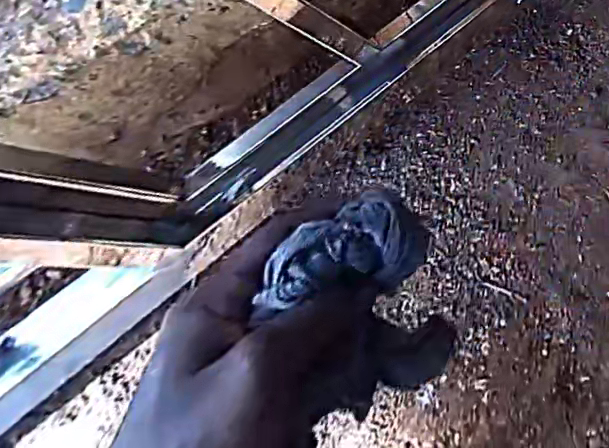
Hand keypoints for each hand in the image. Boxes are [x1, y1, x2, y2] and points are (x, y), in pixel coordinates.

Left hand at [114, 210, 373, 447]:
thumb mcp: (256, 371)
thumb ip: (312, 316)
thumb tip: (365, 282)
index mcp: (214, 305)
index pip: (280, 235)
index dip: (332, 216)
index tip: (379, 211)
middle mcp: (234, 324)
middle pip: (309, 276)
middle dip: (354, 277)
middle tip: (394, 276)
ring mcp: (253, 363)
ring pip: (322, 321)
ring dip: (357, 327)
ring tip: (386, 340)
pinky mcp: (269, 398)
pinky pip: (320, 362)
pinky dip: (348, 363)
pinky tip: (365, 375)